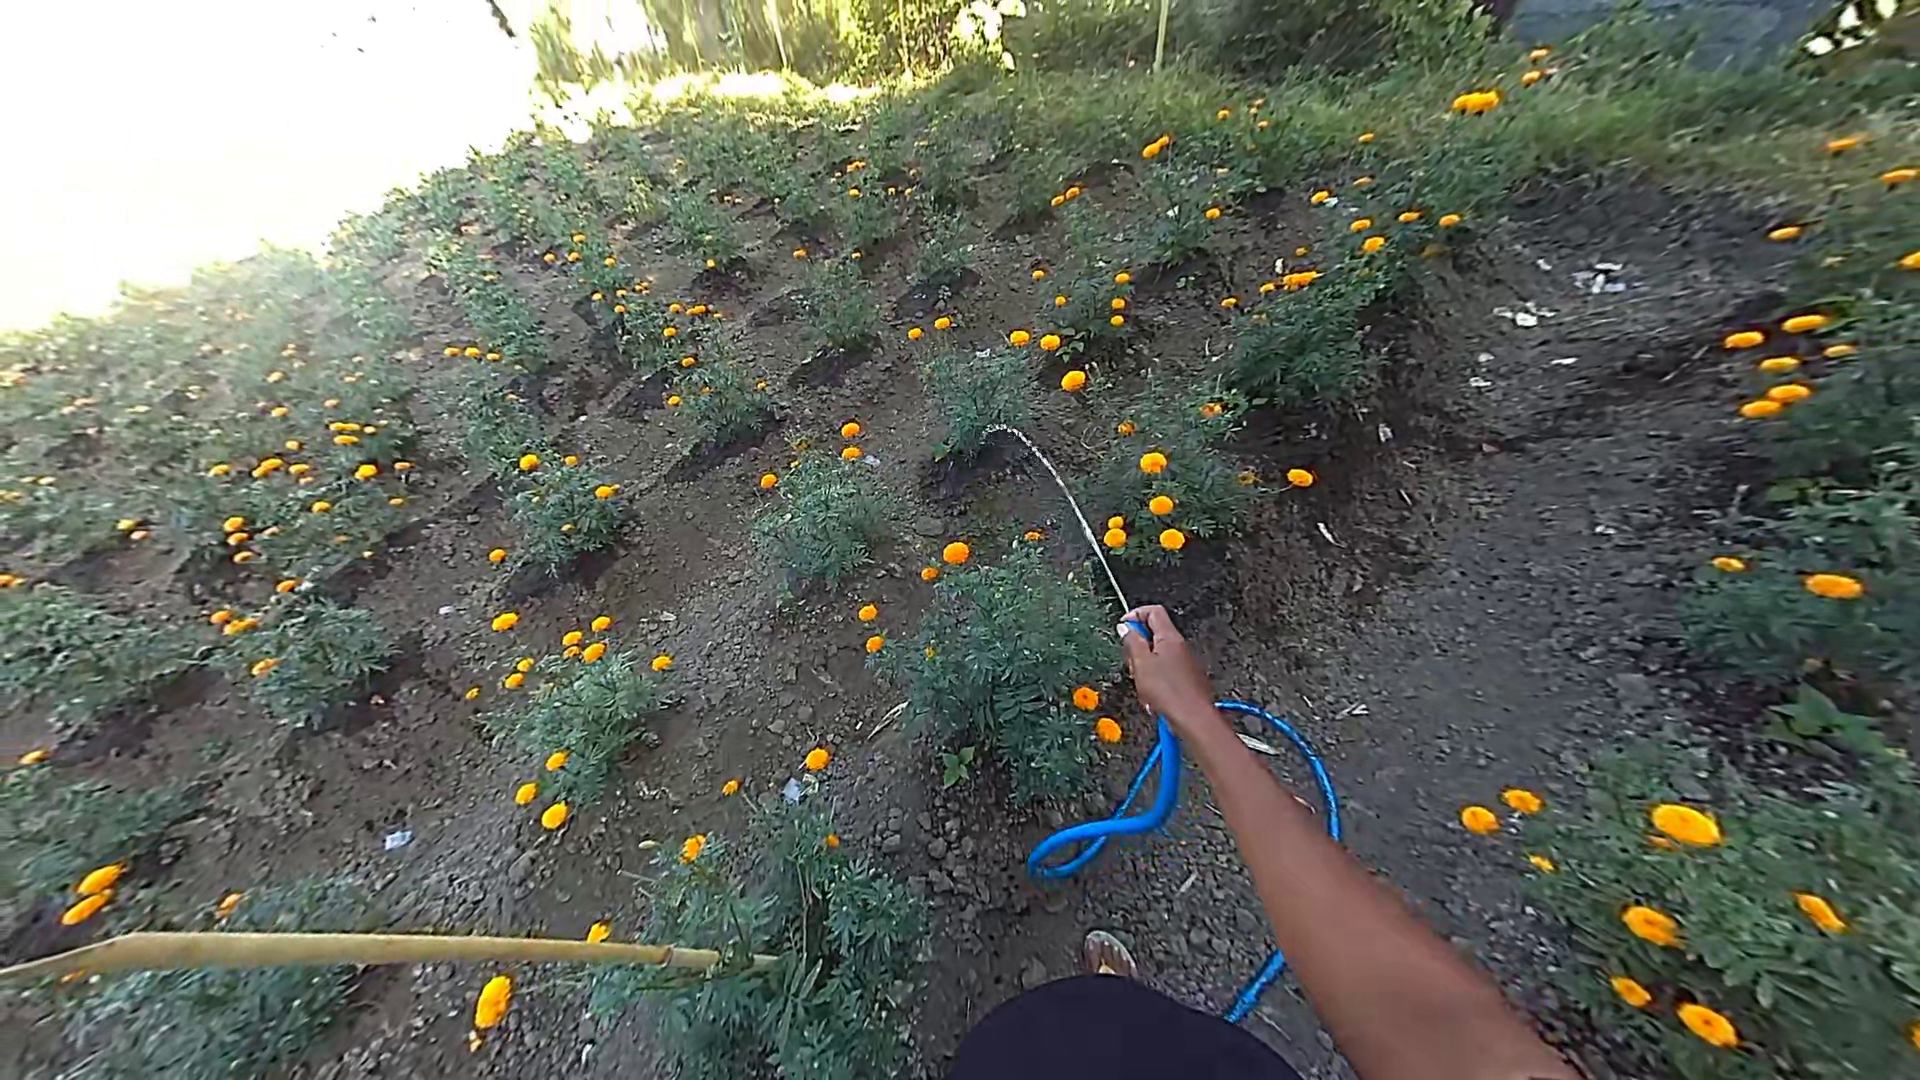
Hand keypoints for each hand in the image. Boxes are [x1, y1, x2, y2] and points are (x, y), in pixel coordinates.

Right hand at [1117, 605, 1219, 732]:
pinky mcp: (1186, 679)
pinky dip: (1154, 680)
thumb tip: (1126, 627)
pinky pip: (1165, 672)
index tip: (1124, 628)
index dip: (1135, 615)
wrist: (1193, 719)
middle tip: (1132, 662)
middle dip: (1138, 647)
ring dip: (1144, 667)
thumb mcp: (1141, 663)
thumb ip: (1132, 642)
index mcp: (1170, 638)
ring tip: (1143, 683)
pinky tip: (1153, 696)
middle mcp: (1180, 647)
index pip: (1153, 611)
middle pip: (1153, 635)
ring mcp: (1184, 663)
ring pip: (1157, 656)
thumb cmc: (1169, 692)